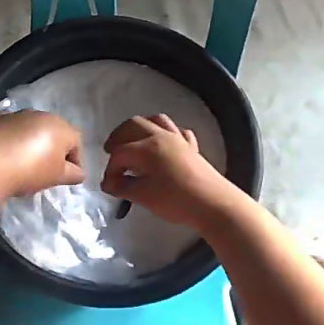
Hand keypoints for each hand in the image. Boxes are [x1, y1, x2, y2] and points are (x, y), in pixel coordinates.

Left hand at [0, 110, 84, 197]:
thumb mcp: (57, 176)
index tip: (67, 178)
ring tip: (26, 166)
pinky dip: (15, 143)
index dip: (75, 162)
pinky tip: (9, 158)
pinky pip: (14, 132)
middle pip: (55, 133)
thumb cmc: (30, 170)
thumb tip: (79, 172)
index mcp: (61, 126)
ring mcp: (18, 115)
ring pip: (34, 131)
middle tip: (47, 172)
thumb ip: (73, 174)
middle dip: (54, 151)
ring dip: (34, 145)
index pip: (76, 143)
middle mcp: (41, 115)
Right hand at [101, 114, 236, 225]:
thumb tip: (110, 184)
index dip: (110, 170)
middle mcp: (160, 136)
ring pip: (155, 120)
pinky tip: (162, 145)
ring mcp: (178, 139)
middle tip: (110, 153)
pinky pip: (176, 131)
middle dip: (118, 138)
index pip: (119, 154)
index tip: (110, 186)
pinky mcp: (191, 147)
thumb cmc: (175, 201)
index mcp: (146, 148)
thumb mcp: (144, 196)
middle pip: (132, 126)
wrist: (214, 205)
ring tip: (133, 141)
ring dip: (140, 128)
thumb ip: (123, 188)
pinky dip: (165, 133)